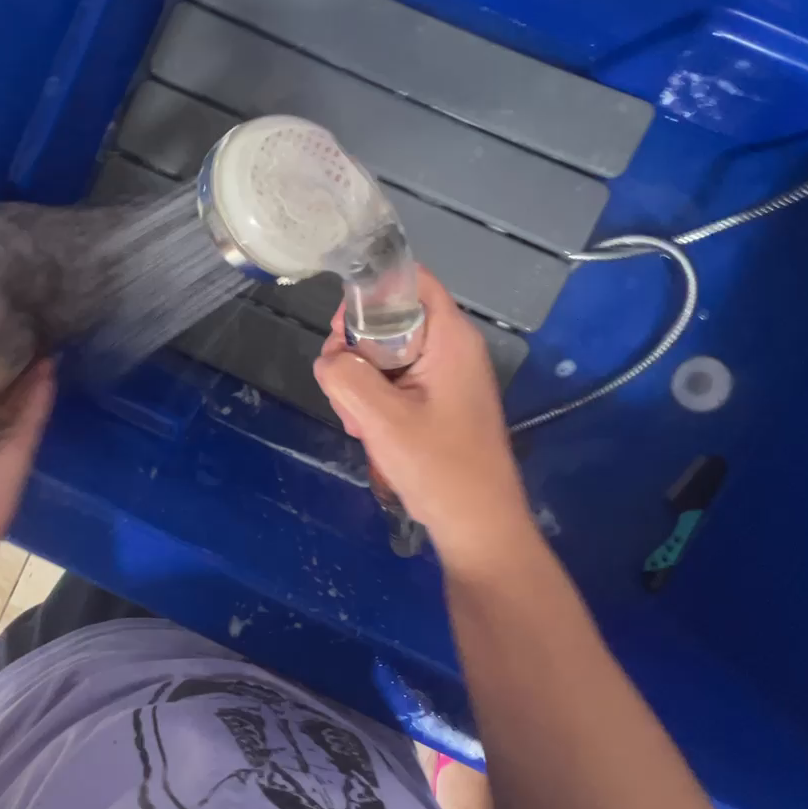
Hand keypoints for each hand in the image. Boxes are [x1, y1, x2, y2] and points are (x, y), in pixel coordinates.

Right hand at [312, 267, 534, 562]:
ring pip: (385, 352)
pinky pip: (394, 379)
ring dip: (360, 378)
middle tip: (342, 384)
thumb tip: (329, 359)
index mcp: (450, 339)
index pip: (410, 281)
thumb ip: (346, 377)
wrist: (478, 527)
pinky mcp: (437, 400)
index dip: (370, 290)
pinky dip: (373, 397)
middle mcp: (451, 347)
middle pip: (390, 317)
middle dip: (355, 346)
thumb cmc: (439, 469)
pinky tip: (369, 429)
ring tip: (358, 419)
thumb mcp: (381, 420)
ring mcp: (445, 375)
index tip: (339, 327)